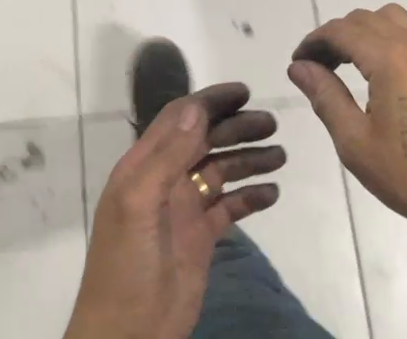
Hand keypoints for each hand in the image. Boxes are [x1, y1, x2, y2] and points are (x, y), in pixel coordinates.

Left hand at [64, 83, 286, 338]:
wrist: (127, 332)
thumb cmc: (125, 263)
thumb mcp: (139, 203)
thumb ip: (166, 155)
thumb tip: (196, 108)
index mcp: (143, 165)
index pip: (179, 119)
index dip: (209, 101)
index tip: (243, 91)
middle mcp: (165, 179)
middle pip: (205, 140)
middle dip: (236, 126)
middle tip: (272, 123)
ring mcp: (184, 208)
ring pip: (221, 171)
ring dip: (249, 158)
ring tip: (281, 154)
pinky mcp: (201, 237)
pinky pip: (230, 207)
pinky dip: (251, 196)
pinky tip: (273, 193)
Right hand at [289, 5, 406, 252]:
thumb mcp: (356, 143)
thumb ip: (325, 97)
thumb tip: (300, 68)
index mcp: (389, 59)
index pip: (341, 31)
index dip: (313, 42)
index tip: (297, 64)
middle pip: (365, 19)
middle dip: (335, 35)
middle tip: (317, 67)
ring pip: (392, 20)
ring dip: (364, 33)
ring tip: (348, 66)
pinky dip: (387, 41)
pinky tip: (381, 77)